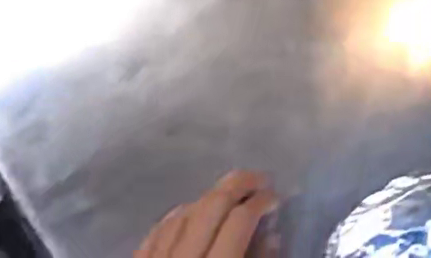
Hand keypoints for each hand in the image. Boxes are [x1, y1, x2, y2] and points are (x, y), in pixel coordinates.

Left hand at [136, 171, 276, 257]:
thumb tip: (272, 235)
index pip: (241, 219)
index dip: (264, 200)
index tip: (275, 198)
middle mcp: (183, 257)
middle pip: (213, 204)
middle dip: (242, 183)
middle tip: (261, 181)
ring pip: (184, 212)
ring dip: (211, 197)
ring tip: (229, 199)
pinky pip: (155, 232)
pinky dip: (177, 216)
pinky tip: (192, 213)